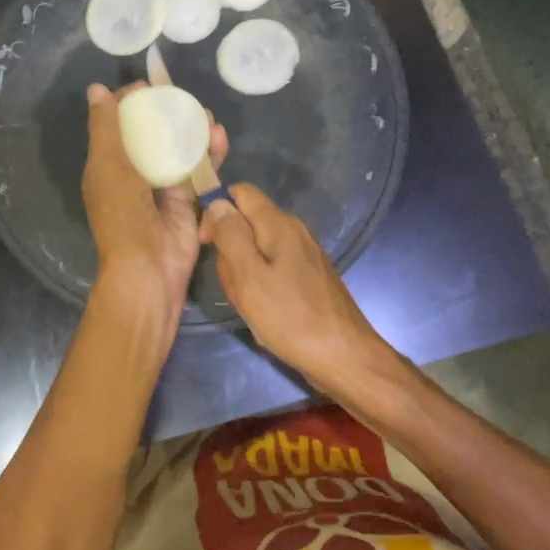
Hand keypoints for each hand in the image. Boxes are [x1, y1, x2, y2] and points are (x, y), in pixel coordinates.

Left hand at [82, 83, 227, 319]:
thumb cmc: (122, 213)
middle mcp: (133, 175)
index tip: (147, 86)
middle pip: (151, 136)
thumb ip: (105, 127)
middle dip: (167, 114)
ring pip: (179, 151)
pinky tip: (219, 135)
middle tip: (183, 95)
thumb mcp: (107, 164)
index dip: (129, 104)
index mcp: (107, 168)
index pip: (117, 128)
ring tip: (206, 112)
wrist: (149, 265)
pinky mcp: (188, 200)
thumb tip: (96, 88)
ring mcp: (162, 188)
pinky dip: (210, 153)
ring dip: (192, 131)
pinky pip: (200, 170)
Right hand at [200, 184, 405, 394]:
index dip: (216, 210)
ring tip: (248, 304)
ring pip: (257, 250)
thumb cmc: (290, 317)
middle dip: (230, 250)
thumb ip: (230, 235)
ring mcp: (304, 254)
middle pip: (247, 223)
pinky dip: (260, 285)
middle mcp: (294, 231)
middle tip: (233, 285)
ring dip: (243, 273)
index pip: (240, 192)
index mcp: (278, 224)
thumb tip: (217, 203)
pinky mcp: (309, 276)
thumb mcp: (249, 276)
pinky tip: (264, 311)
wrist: (343, 356)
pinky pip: (273, 269)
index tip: (206, 244)